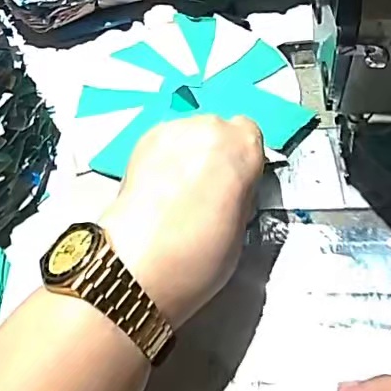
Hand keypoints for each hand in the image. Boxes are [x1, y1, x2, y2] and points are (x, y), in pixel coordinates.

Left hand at [100, 114, 264, 324]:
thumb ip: (241, 194)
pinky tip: (158, 189)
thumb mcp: (242, 227)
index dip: (242, 160)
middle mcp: (211, 128)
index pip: (251, 134)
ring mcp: (175, 130)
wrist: (140, 262)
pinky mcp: (144, 140)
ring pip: (189, 134)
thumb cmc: (197, 253)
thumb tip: (233, 190)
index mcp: (245, 146)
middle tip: (205, 192)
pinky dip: (163, 159)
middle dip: (214, 156)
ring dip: (187, 155)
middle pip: (218, 131)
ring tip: (177, 193)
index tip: (235, 182)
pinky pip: (164, 143)